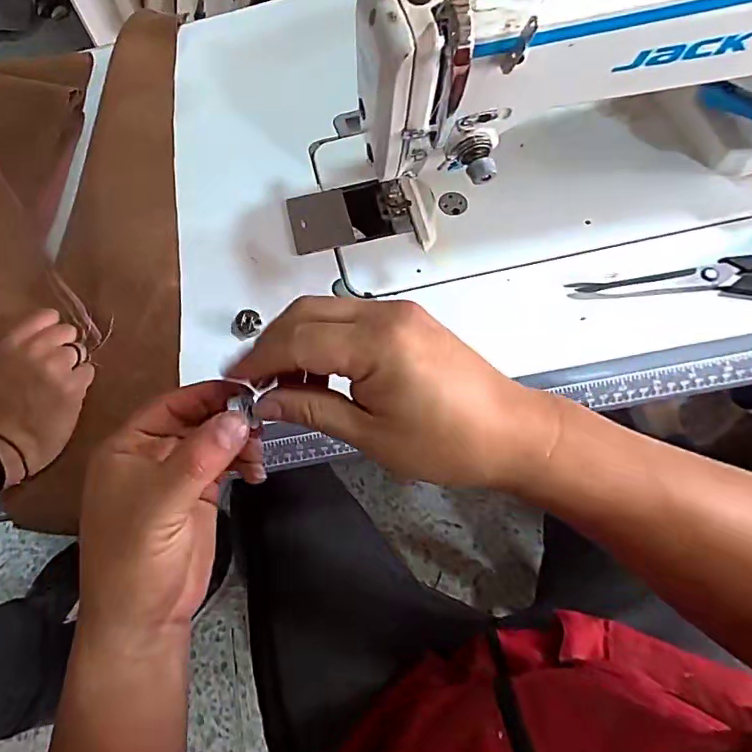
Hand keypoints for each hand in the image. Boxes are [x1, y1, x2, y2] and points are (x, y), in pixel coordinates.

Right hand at [0, 309, 95, 479]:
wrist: (7, 442)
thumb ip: (15, 349)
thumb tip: (36, 339)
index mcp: (12, 344)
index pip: (45, 316)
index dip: (53, 326)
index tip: (53, 337)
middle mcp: (35, 350)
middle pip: (66, 331)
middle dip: (65, 345)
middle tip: (59, 363)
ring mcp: (56, 367)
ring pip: (78, 352)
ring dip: (73, 365)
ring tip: (62, 382)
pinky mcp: (74, 386)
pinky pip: (88, 371)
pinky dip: (81, 381)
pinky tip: (70, 393)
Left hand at [78, 382, 263, 634]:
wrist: (142, 621)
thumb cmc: (131, 561)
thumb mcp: (161, 502)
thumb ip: (199, 457)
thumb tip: (235, 418)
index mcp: (127, 447)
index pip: (169, 405)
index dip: (204, 395)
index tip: (240, 390)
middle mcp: (151, 455)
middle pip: (194, 420)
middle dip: (226, 418)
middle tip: (258, 420)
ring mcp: (176, 477)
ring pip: (212, 442)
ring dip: (237, 440)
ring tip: (258, 449)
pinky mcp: (197, 497)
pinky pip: (224, 466)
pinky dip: (242, 462)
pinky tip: (256, 468)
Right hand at [227, 297, 566, 491]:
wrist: (512, 432)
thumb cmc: (453, 442)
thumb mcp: (371, 435)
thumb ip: (311, 409)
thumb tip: (267, 401)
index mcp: (377, 342)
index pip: (297, 338)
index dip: (260, 358)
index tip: (239, 379)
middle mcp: (386, 314)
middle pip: (304, 312)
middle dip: (271, 343)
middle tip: (255, 379)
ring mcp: (397, 312)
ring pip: (323, 308)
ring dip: (295, 337)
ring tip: (285, 380)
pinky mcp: (404, 318)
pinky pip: (347, 315)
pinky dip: (322, 335)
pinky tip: (318, 369)